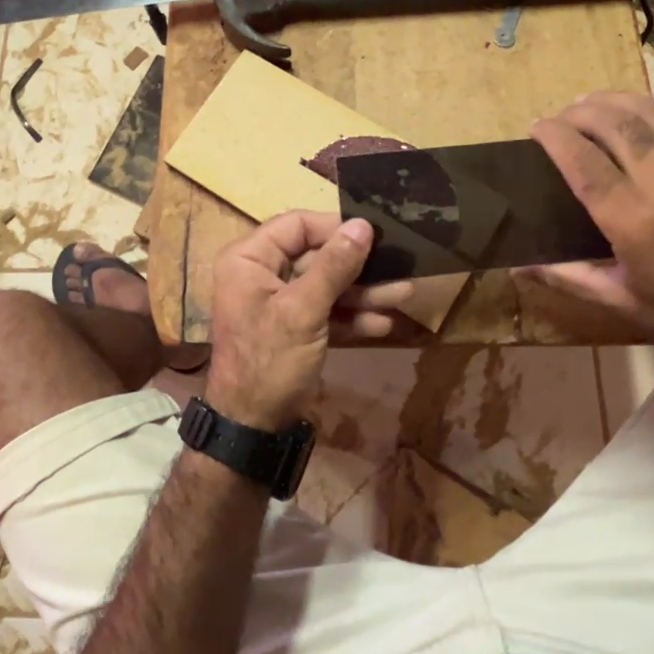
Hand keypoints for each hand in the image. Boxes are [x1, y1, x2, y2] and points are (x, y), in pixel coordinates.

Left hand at [206, 211, 401, 431]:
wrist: (251, 428)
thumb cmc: (270, 361)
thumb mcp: (303, 311)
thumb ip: (334, 266)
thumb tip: (363, 225)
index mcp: (249, 259)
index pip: (297, 225)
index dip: (335, 227)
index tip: (374, 235)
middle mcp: (261, 274)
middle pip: (316, 256)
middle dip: (358, 266)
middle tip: (399, 264)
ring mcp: (279, 303)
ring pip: (326, 286)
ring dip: (363, 293)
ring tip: (405, 294)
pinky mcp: (294, 330)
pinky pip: (326, 312)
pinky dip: (351, 317)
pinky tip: (383, 324)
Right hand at [522, 77, 653, 361]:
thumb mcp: (622, 302)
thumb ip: (569, 276)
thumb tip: (518, 264)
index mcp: (630, 219)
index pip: (581, 162)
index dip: (554, 137)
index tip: (535, 127)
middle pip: (613, 126)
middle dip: (580, 113)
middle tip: (562, 118)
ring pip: (651, 113)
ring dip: (617, 99)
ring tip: (594, 101)